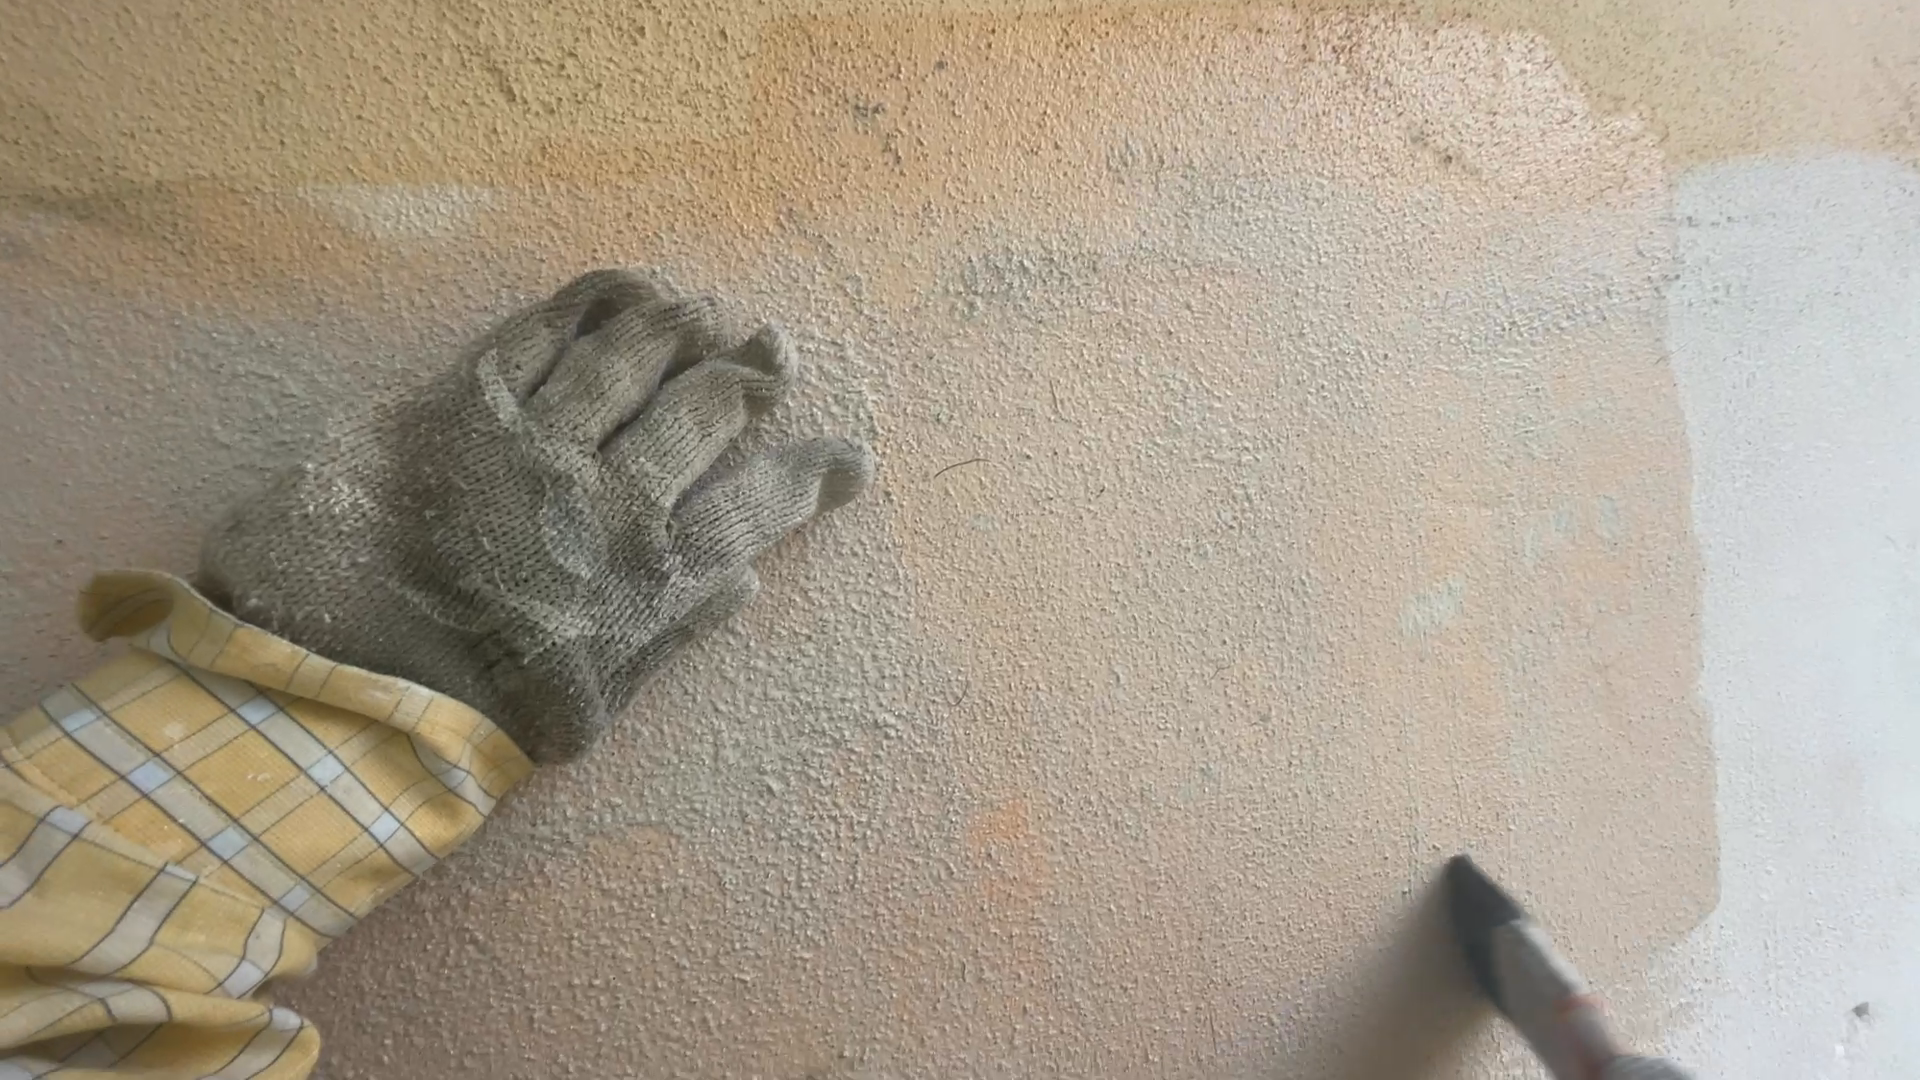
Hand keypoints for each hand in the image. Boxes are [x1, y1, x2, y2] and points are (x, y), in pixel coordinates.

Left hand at [199, 269, 873, 761]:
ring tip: (704, 308)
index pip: (754, 512)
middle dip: (748, 377)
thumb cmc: (486, 707)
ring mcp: (530, 447)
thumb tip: (751, 581)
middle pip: (698, 415)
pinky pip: (531, 339)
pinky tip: (620, 285)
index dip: (810, 480)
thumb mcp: (604, 701)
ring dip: (676, 329)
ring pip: (624, 362)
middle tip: (776, 350)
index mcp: (646, 572)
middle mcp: (604, 497)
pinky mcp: (455, 410)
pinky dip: (583, 305)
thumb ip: (682, 633)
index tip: (853, 459)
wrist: (335, 697)